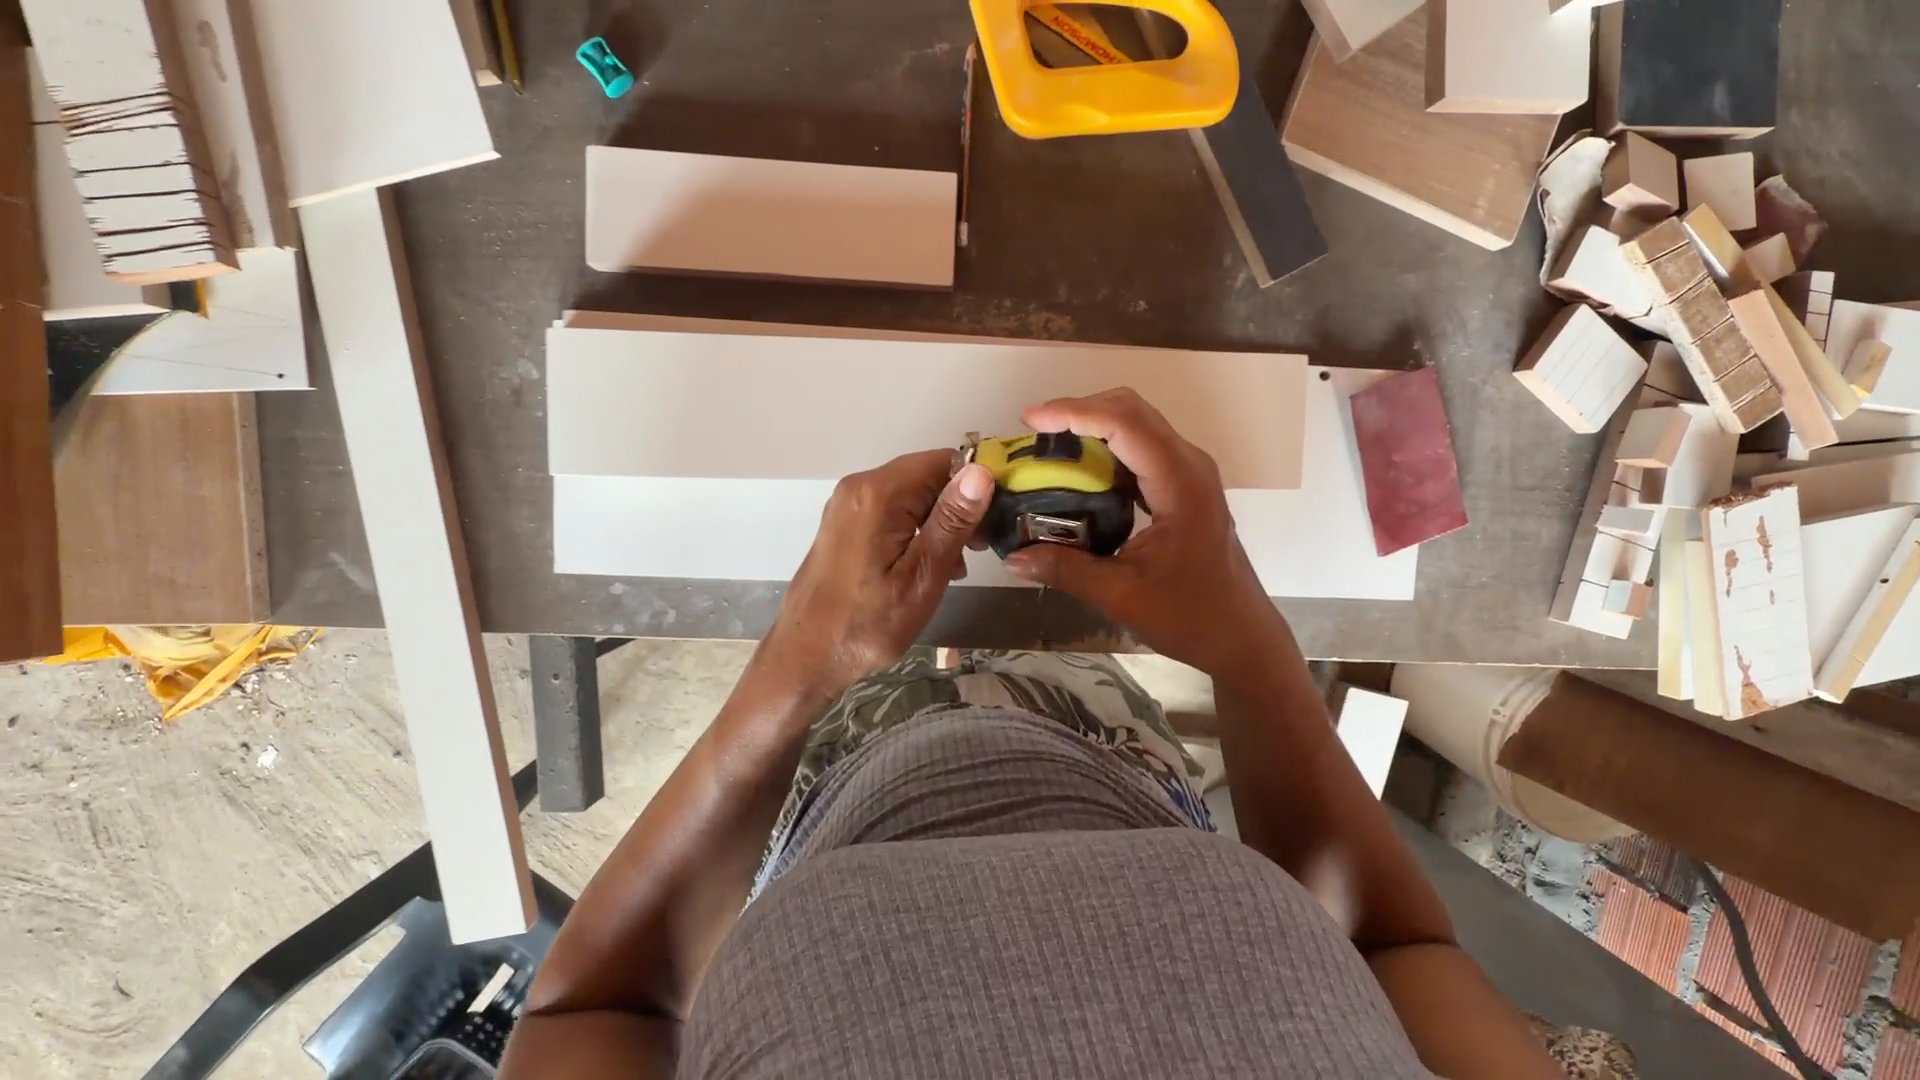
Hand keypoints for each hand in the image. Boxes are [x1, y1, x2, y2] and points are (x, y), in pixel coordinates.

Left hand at [753, 449, 993, 702]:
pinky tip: (928, 566)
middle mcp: (858, 487)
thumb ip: (952, 521)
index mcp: (878, 493)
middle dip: (959, 506)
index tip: (995, 521)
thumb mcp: (921, 576)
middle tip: (979, 550)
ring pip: (911, 495)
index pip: (944, 460)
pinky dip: (916, 530)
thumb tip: (982, 471)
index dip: (977, 485)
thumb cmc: (868, 624)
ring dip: (940, 522)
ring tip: (957, 565)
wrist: (806, 657)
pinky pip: (892, 512)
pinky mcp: (844, 525)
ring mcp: (847, 505)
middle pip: (926, 475)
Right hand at [1003, 388, 1289, 679]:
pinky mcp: (1184, 485)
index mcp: (1180, 484)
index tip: (1030, 420)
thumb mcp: (1121, 595)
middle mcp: (1189, 466)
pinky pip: (1143, 448)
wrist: (1240, 635)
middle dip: (1080, 410)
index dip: (1075, 413)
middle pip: (1132, 411)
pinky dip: (1108, 447)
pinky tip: (1079, 471)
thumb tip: (1014, 558)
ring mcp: (1190, 473)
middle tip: (1035, 432)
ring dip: (1094, 425)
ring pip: (1138, 424)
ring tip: (1050, 446)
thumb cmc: (1190, 616)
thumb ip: (1066, 571)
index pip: (1125, 425)